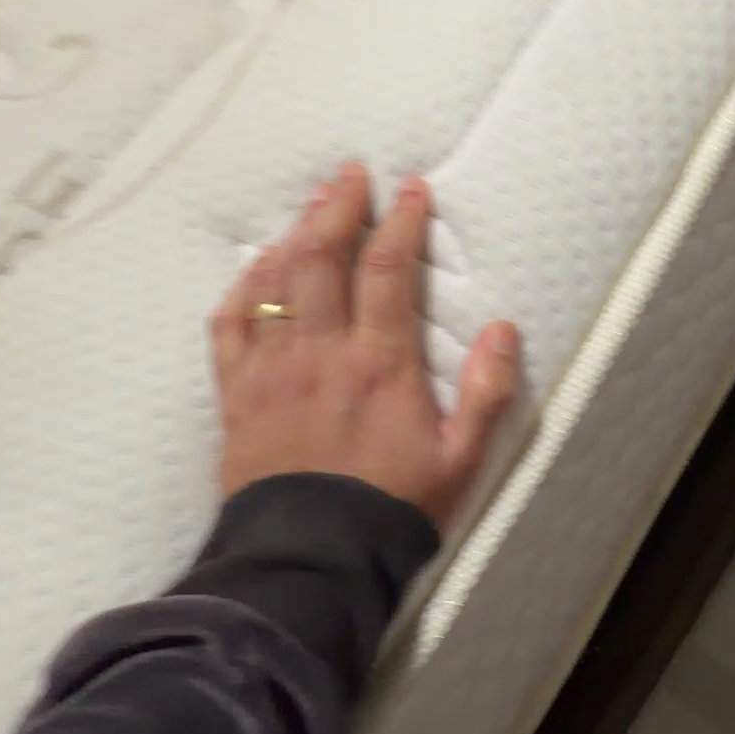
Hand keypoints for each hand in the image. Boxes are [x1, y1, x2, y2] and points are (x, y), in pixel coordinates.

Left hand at [209, 161, 520, 530]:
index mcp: (380, 364)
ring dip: (295, 234)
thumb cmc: (395, 506)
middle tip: (351, 174)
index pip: (389, 272)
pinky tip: (257, 266)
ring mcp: (272, 371)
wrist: (312, 560)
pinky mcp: (237, 394)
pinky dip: (244, 286)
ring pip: (275, 281)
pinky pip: (231, 324)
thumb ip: (488, 391)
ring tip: (313, 204)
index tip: (411, 189)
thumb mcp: (463, 457)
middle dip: (338, 208)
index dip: (401, 223)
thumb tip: (503, 330)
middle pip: (321, 259)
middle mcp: (321, 354)